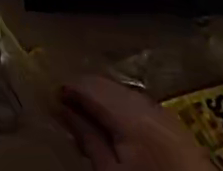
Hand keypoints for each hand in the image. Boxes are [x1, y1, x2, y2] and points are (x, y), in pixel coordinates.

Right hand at [58, 76, 210, 170]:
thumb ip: (87, 138)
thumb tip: (63, 110)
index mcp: (129, 112)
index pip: (88, 84)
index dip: (66, 87)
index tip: (50, 96)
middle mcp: (147, 103)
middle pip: (106, 85)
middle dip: (84, 92)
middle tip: (63, 106)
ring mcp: (163, 112)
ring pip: (122, 93)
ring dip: (102, 99)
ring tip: (85, 117)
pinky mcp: (173, 125)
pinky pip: (138, 105)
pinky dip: (121, 109)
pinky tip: (112, 126)